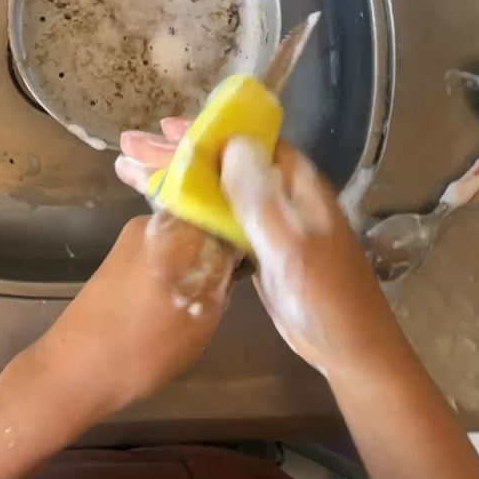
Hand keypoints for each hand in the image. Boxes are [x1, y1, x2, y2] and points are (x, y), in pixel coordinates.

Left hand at [10, 209, 235, 433]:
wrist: (77, 370)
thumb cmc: (145, 346)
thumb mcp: (203, 317)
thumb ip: (223, 276)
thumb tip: (235, 254)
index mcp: (175, 225)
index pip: (223, 211)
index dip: (241, 232)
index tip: (254, 256)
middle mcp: (151, 221)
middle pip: (200, 223)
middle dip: (218, 247)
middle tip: (233, 281)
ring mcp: (131, 239)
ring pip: (180, 241)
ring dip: (196, 262)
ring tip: (206, 298)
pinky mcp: (118, 259)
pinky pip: (160, 255)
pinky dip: (173, 273)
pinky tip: (177, 303)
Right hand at [116, 122, 408, 381]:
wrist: (349, 351)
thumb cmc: (326, 297)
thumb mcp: (291, 245)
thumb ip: (260, 196)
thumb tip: (232, 142)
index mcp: (296, 183)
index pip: (244, 141)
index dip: (204, 131)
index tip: (165, 127)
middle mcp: (281, 193)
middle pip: (222, 162)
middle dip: (177, 153)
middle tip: (130, 145)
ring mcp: (268, 220)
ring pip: (214, 187)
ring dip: (175, 177)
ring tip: (128, 167)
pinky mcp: (257, 246)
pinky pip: (216, 215)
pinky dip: (187, 206)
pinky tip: (159, 203)